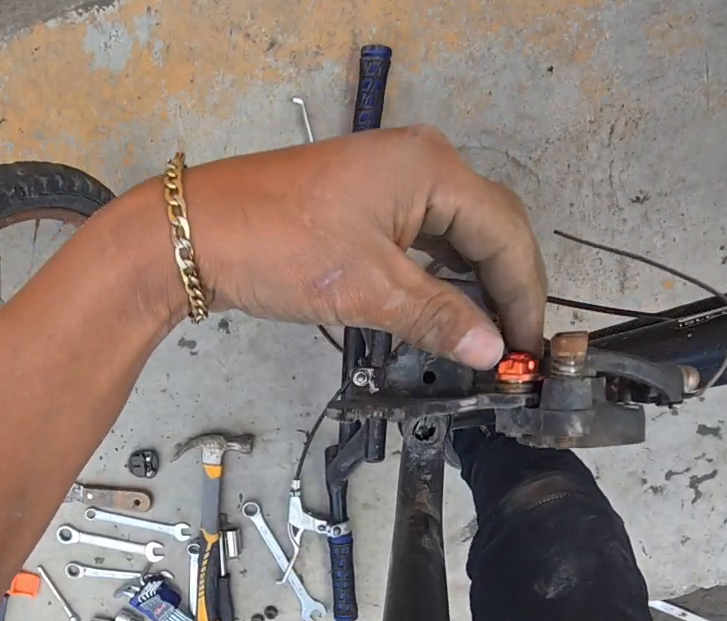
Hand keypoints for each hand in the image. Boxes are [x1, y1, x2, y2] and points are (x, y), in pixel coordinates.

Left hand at [178, 126, 546, 368]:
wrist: (197, 236)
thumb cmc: (276, 246)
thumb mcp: (367, 289)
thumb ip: (436, 317)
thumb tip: (490, 348)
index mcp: (431, 168)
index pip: (504, 232)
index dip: (524, 293)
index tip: (529, 346)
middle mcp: (417, 166)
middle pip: (486, 230)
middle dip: (505, 289)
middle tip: (512, 347)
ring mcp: (387, 186)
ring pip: (452, 238)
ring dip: (471, 287)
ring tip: (483, 339)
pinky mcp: (361, 209)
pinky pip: (419, 244)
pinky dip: (435, 280)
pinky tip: (440, 314)